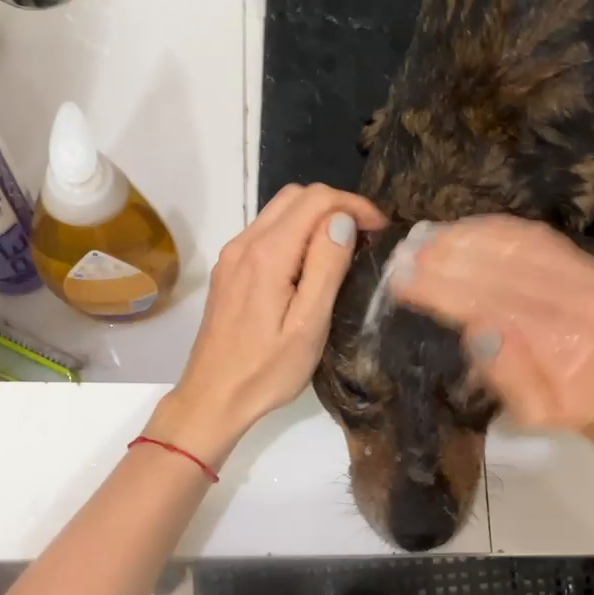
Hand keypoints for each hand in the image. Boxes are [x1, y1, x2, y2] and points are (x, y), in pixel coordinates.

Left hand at [146, 184, 387, 467]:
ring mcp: (232, 257)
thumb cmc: (266, 371)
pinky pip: (264, 234)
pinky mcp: (228, 272)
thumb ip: (326, 268)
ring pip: (278, 212)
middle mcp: (244, 244)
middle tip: (365, 237)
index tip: (380, 230)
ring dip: (314, 219)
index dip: (353, 205)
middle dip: (335, 206)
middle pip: (295, 196)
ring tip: (343, 249)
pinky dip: (293, 235)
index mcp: (267, 254)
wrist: (213, 398)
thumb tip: (342, 221)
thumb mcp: (308, 326)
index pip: (316, 199)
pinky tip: (309, 266)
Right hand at [388, 216, 593, 433]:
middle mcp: (577, 301)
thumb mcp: (533, 414)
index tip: (404, 281)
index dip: (444, 289)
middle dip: (447, 260)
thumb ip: (508, 375)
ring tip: (424, 239)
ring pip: (517, 245)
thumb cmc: (568, 406)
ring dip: (466, 238)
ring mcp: (584, 274)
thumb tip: (475, 331)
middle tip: (404, 255)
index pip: (492, 306)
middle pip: (503, 270)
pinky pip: (534, 236)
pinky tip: (461, 229)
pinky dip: (493, 229)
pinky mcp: (583, 261)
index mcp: (562, 344)